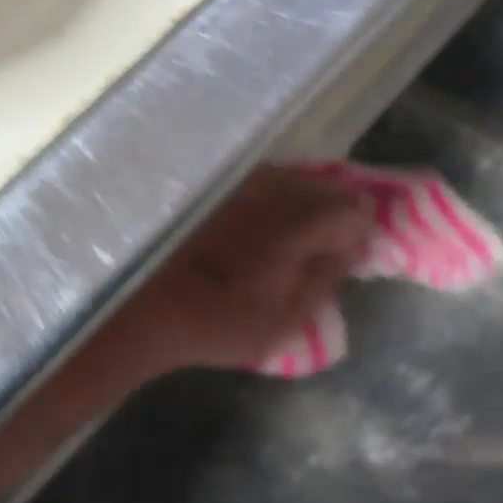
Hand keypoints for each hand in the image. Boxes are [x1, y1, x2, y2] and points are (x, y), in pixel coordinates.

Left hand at [88, 164, 373, 382]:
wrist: (145, 311)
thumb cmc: (219, 325)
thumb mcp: (287, 318)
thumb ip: (323, 276)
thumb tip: (349, 245)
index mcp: (291, 229)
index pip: (345, 209)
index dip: (358, 224)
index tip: (354, 243)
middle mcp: (262, 199)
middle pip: (314, 185)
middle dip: (331, 203)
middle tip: (334, 230)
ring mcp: (229, 192)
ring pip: (281, 177)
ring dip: (298, 193)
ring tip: (299, 223)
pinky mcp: (203, 195)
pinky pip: (248, 181)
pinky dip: (265, 191)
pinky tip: (261, 215)